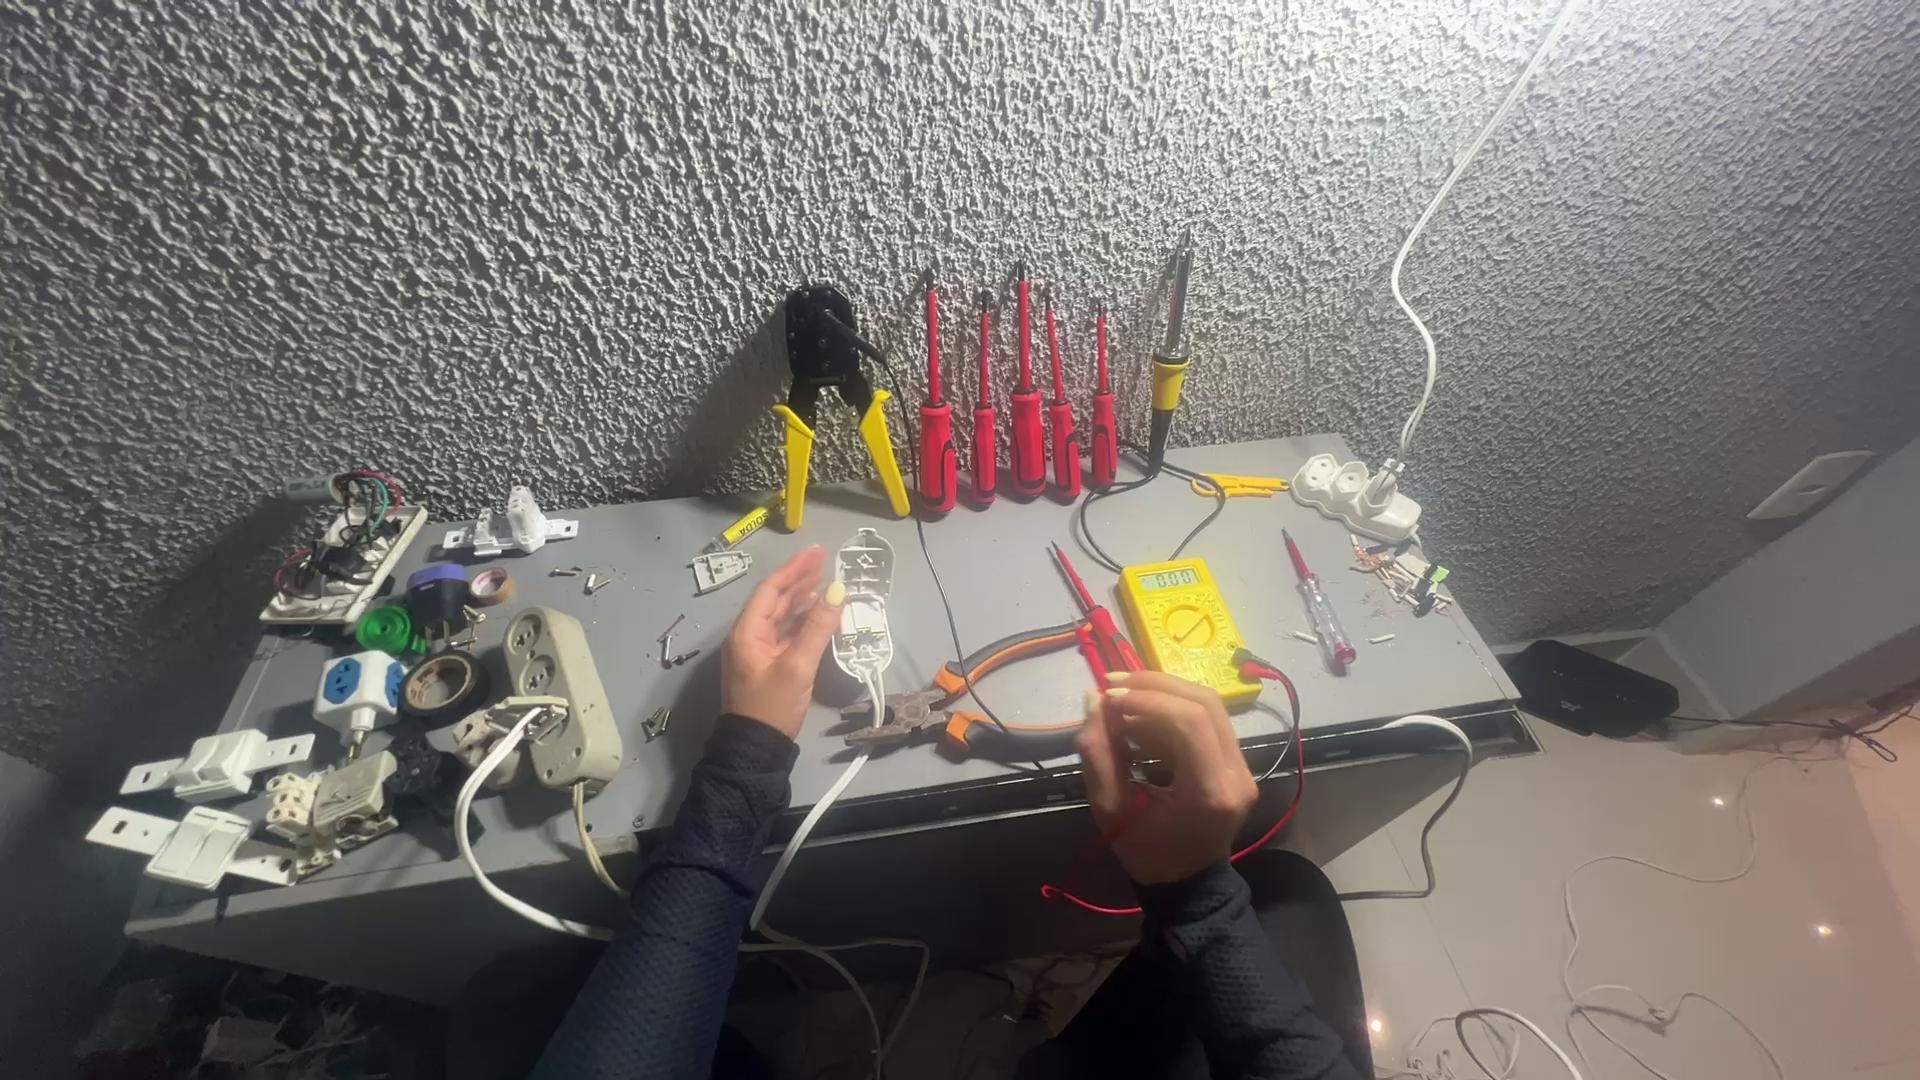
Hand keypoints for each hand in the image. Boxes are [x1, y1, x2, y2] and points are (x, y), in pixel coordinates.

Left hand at [721, 546, 844, 738]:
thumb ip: (818, 627)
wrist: (756, 749)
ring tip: (823, 581)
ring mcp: (756, 651)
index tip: (816, 552)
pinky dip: (801, 619)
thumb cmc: (773, 706)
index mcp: (747, 632)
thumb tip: (837, 592)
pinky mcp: (767, 664)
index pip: (771, 590)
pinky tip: (817, 612)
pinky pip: (784, 632)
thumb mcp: (798, 666)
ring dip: (800, 598)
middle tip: (823, 561)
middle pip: (774, 599)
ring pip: (779, 615)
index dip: (794, 569)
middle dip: (798, 579)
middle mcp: (748, 636)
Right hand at [1076, 671, 1257, 884]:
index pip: (1189, 722)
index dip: (1147, 699)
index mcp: (1210, 792)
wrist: (1186, 883)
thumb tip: (1093, 700)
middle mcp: (1236, 774)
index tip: (1108, 698)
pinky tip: (1139, 719)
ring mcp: (1242, 767)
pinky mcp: (1236, 761)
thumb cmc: (1146, 852)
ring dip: (1162, 692)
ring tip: (1122, 698)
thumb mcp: (1109, 808)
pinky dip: (1170, 709)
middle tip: (1113, 685)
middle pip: (1204, 703)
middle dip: (1154, 685)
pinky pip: (1206, 719)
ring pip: (1208, 705)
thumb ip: (1098, 752)